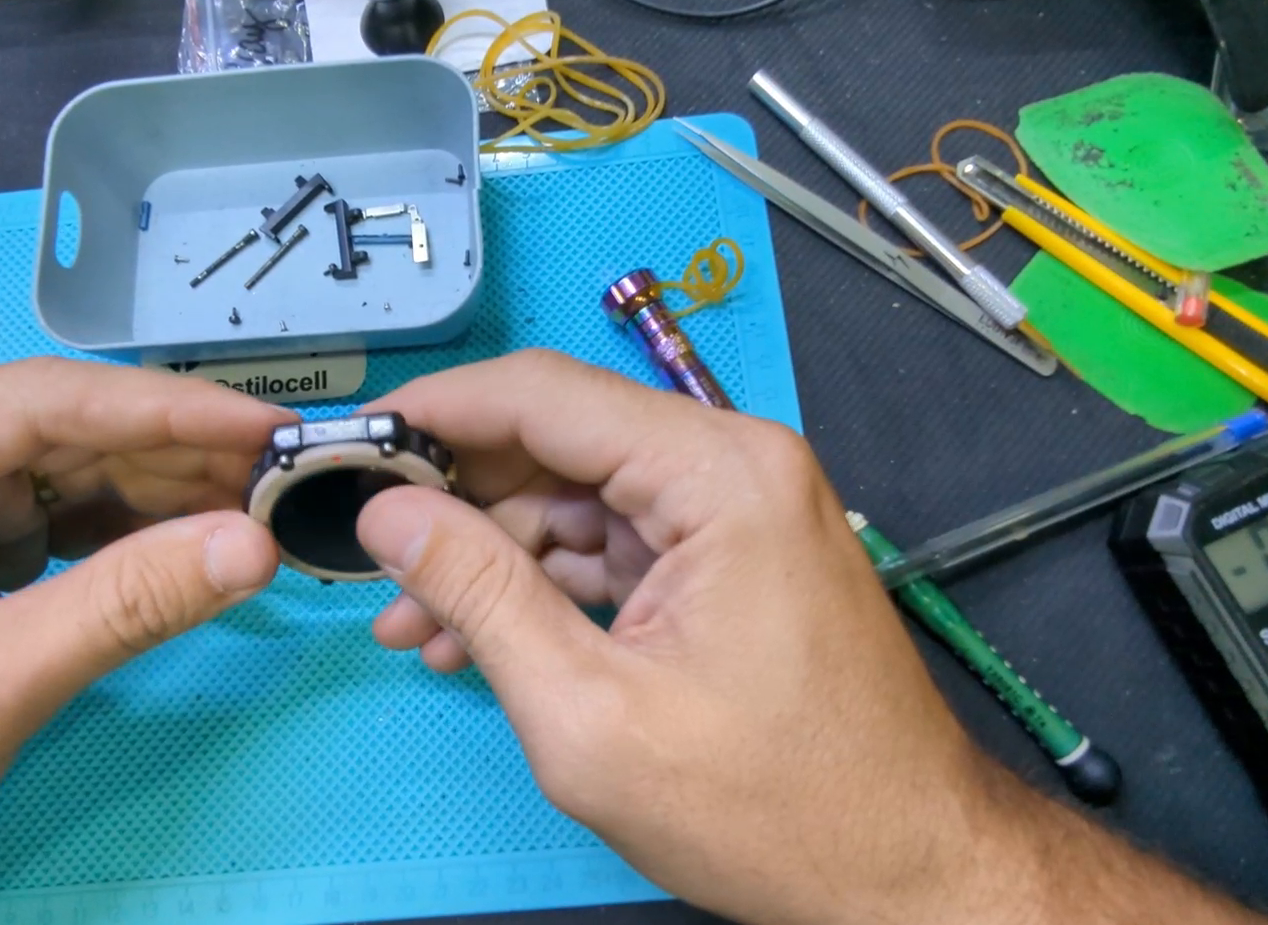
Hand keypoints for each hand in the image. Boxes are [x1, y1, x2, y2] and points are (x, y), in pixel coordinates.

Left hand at [0, 358, 284, 924]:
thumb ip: (123, 606)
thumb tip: (256, 546)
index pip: (34, 403)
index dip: (168, 410)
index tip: (270, 426)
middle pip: (67, 425)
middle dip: (184, 450)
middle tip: (287, 471)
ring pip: (83, 461)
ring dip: (178, 483)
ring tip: (264, 499)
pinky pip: (76, 505)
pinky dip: (148, 521)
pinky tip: (207, 530)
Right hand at [355, 350, 1267, 924]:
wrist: (911, 873)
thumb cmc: (768, 808)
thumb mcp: (590, 714)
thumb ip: (480, 593)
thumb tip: (387, 514)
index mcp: (716, 469)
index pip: (545, 394)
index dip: (439, 408)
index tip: (356, 439)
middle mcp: (729, 458)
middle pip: (559, 437)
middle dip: (457, 491)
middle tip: (369, 545)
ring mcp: (730, 502)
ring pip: (576, 493)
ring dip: (492, 550)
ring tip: (411, 618)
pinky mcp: (723, 546)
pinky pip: (612, 538)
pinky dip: (544, 578)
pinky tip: (478, 632)